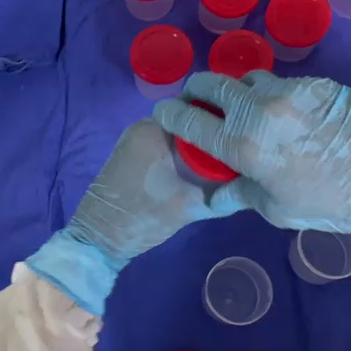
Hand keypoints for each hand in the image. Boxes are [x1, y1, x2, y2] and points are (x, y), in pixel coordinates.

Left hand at [25, 118, 236, 314]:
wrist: (100, 239)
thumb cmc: (143, 217)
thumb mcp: (191, 204)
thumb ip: (222, 187)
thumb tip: (250, 177)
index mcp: (155, 129)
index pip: (199, 110)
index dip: (223, 121)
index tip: (245, 134)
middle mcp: (143, 125)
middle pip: (190, 121)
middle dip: (212, 134)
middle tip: (239, 149)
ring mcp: (135, 139)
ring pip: (178, 135)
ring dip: (198, 147)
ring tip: (225, 161)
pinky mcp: (132, 155)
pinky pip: (165, 146)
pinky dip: (182, 155)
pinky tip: (201, 170)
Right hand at [152, 71, 350, 256]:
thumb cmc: (333, 204)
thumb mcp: (278, 210)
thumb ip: (239, 193)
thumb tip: (216, 191)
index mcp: (244, 147)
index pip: (189, 121)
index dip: (169, 115)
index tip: (163, 115)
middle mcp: (259, 111)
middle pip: (210, 83)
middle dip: (195, 91)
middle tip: (196, 102)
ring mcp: (289, 91)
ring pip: (245, 78)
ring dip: (234, 90)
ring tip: (240, 108)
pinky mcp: (316, 83)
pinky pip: (278, 82)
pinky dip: (268, 93)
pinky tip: (279, 112)